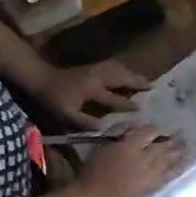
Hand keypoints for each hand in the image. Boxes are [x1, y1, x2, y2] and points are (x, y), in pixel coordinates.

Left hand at [33, 60, 150, 129]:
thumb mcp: (66, 114)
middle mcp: (97, 76)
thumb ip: (85, 122)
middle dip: (137, 82)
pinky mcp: (94, 68)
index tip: (141, 109)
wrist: (41, 79)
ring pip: (119, 69)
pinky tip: (131, 75)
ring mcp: (95, 70)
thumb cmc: (54, 99)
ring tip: (147, 81)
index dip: (126, 104)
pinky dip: (125, 71)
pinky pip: (115, 67)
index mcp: (91, 88)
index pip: (113, 98)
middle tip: (154, 88)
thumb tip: (105, 129)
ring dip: (133, 74)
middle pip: (120, 77)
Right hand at [78, 127, 185, 196]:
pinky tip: (182, 168)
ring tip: (186, 149)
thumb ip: (121, 139)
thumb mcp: (104, 147)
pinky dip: (176, 171)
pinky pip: (167, 177)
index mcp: (131, 146)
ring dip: (178, 154)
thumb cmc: (94, 170)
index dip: (156, 129)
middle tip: (183, 137)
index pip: (149, 132)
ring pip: (168, 161)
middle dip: (173, 141)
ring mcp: (150, 173)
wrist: (97, 196)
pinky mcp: (151, 186)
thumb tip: (133, 134)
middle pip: (163, 146)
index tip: (160, 129)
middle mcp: (145, 158)